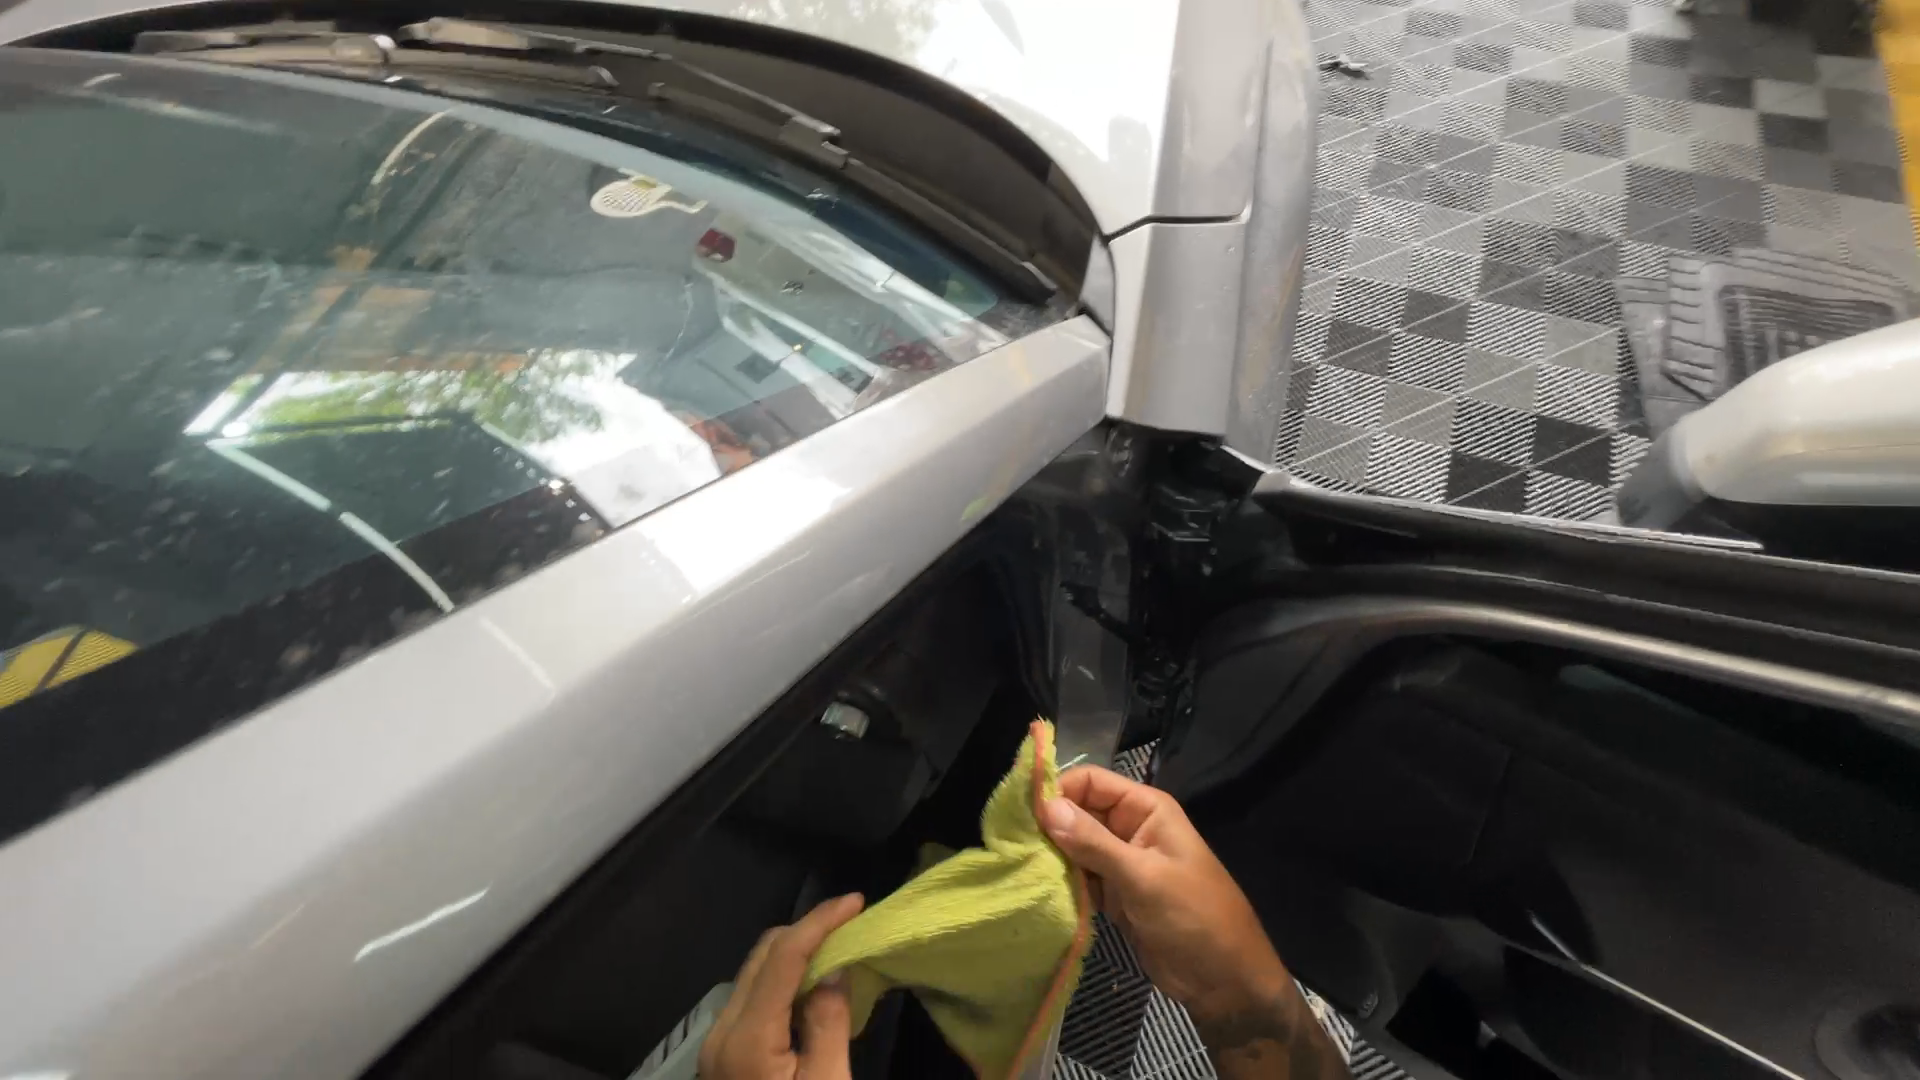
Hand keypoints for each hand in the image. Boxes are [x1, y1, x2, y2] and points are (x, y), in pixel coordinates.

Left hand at [699, 893, 864, 1079]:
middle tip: (851, 927)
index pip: (784, 954)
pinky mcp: (721, 1060)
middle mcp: (722, 1032)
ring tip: (838, 951)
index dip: (821, 919)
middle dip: (808, 930)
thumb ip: (829, 1022)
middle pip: (764, 954)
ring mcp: (716, 1047)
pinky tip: (813, 990)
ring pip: (756, 973)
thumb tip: (832, 972)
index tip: (857, 902)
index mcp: (747, 1037)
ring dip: (796, 953)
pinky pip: (754, 998)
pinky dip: (784, 980)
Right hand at [1042, 768, 1346, 1079]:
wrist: (1225, 984)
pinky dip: (1063, 882)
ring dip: (1053, 855)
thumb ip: (1093, 842)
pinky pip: (1080, 876)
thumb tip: (1044, 807)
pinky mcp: (1114, 892)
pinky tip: (1039, 889)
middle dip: (1049, 824)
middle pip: (1078, 811)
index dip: (1057, 789)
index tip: (1021, 812)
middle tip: (1014, 842)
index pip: (1090, 781)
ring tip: (1021, 866)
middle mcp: (1130, 826)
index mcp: (1144, 808)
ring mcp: (1121, 860)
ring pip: (1074, 844)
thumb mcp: (1143, 877)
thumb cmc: (1194, 917)